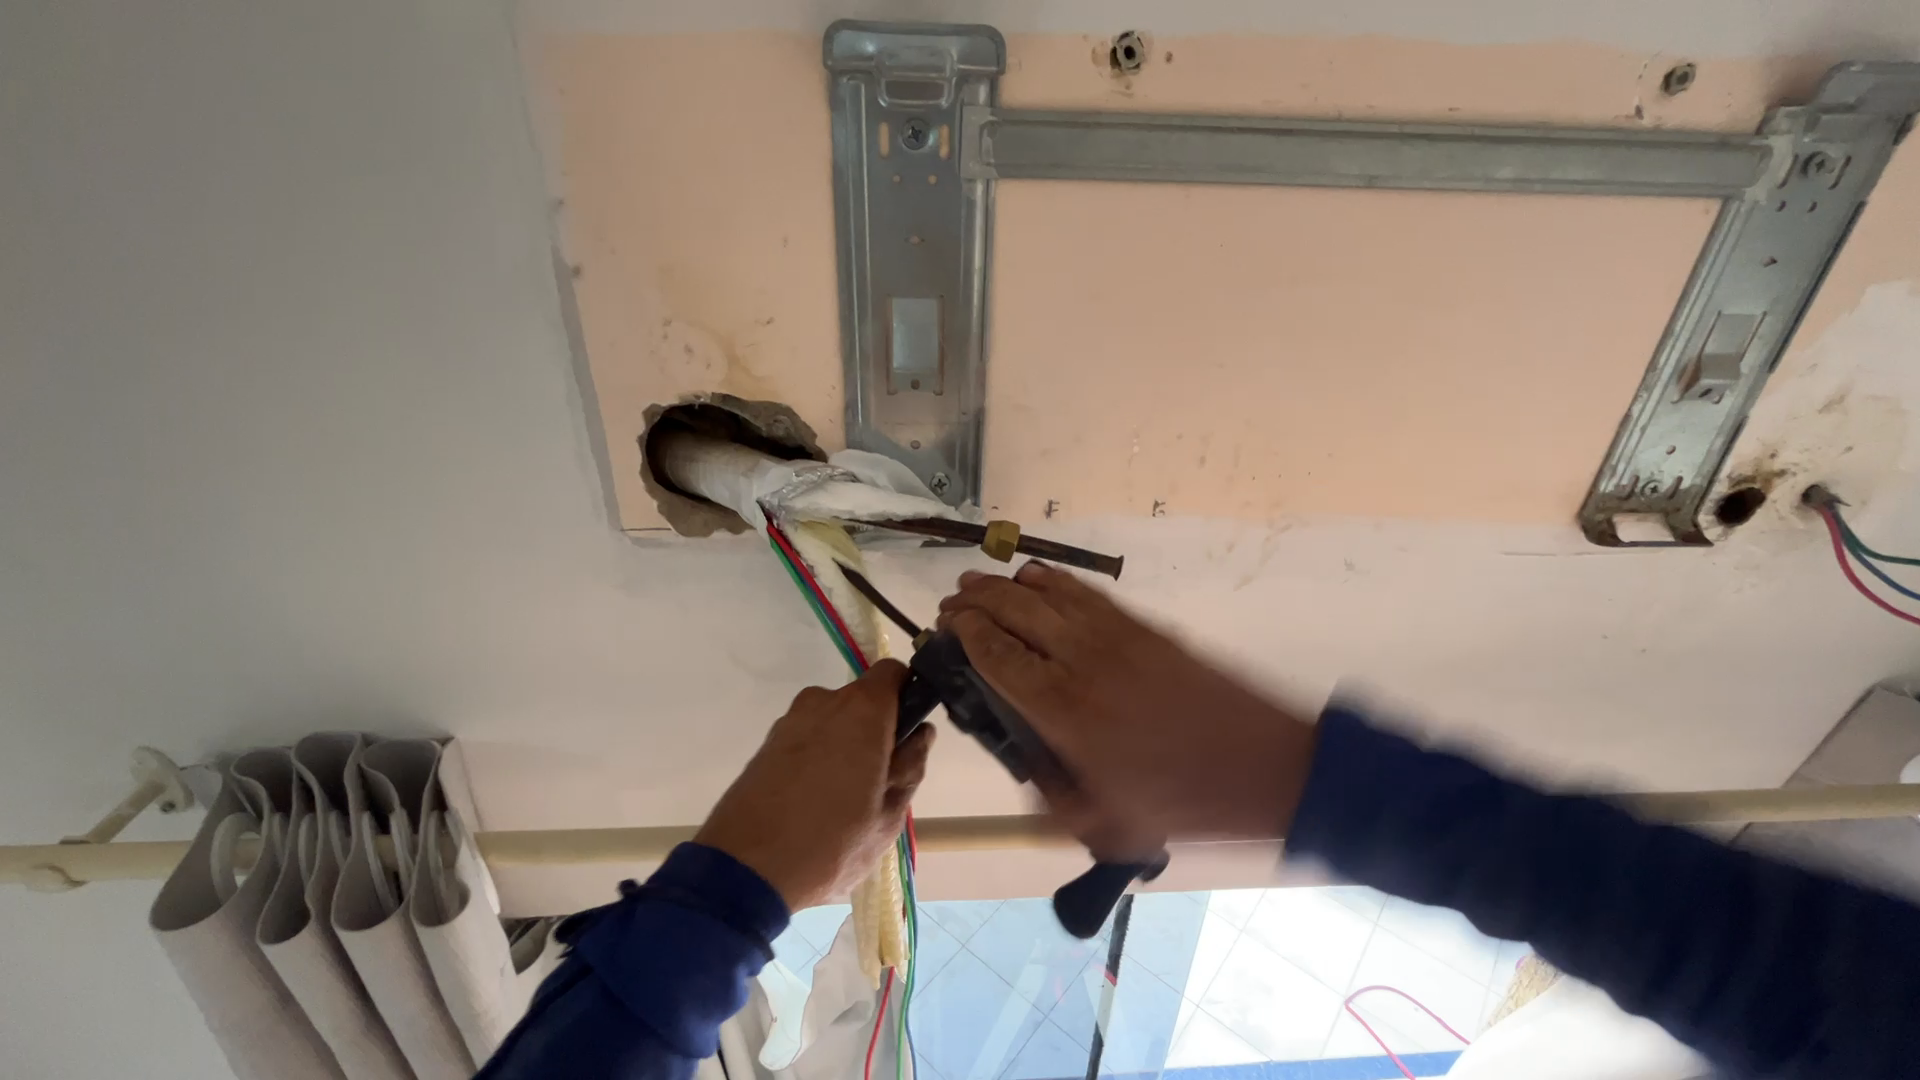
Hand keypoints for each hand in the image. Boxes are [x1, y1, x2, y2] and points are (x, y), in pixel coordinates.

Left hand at [695, 660, 934, 910]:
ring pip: (832, 723)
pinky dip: (816, 759)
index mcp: (862, 710)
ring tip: (841, 801)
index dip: (906, 695)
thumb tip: (920, 734)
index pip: (893, 671)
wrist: (744, 871)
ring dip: (843, 747)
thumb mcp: (889, 815)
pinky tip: (811, 804)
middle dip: (875, 731)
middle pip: (861, 702)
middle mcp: (823, 702)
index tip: (908, 733)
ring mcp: (789, 722)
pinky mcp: (765, 745)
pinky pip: (806, 740)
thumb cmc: (832, 842)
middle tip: (878, 783)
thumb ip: (911, 766)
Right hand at [937, 563, 1317, 845]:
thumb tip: (1025, 766)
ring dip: (1007, 584)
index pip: (997, 655)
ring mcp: (1116, 635)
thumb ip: (1050, 795)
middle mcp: (1082, 660)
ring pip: (1048, 593)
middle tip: (952, 602)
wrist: (1266, 764)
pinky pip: (1087, 592)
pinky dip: (1054, 579)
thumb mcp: (1105, 821)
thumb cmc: (1183, 802)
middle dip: (976, 602)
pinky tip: (1038, 576)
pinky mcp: (1145, 626)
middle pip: (1014, 611)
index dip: (965, 634)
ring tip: (980, 581)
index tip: (944, 627)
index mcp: (1064, 709)